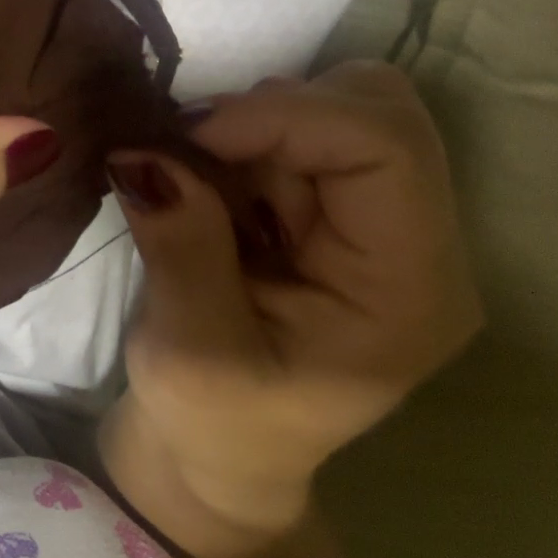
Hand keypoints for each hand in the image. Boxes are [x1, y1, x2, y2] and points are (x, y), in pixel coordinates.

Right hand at [104, 62, 482, 532]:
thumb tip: (143, 153)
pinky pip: (297, 132)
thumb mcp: (190, 345)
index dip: (284, 116)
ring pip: (335, 107)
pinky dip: (238, 137)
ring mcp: (376, 224)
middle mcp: (414, 243)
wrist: (220, 450)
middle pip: (379, 108)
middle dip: (273, 110)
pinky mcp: (333, 214)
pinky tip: (202, 186)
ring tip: (191, 184)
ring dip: (250, 125)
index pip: (385, 148)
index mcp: (407, 288)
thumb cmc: (214, 418)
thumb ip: (181, 245)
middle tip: (190, 154)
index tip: (185, 136)